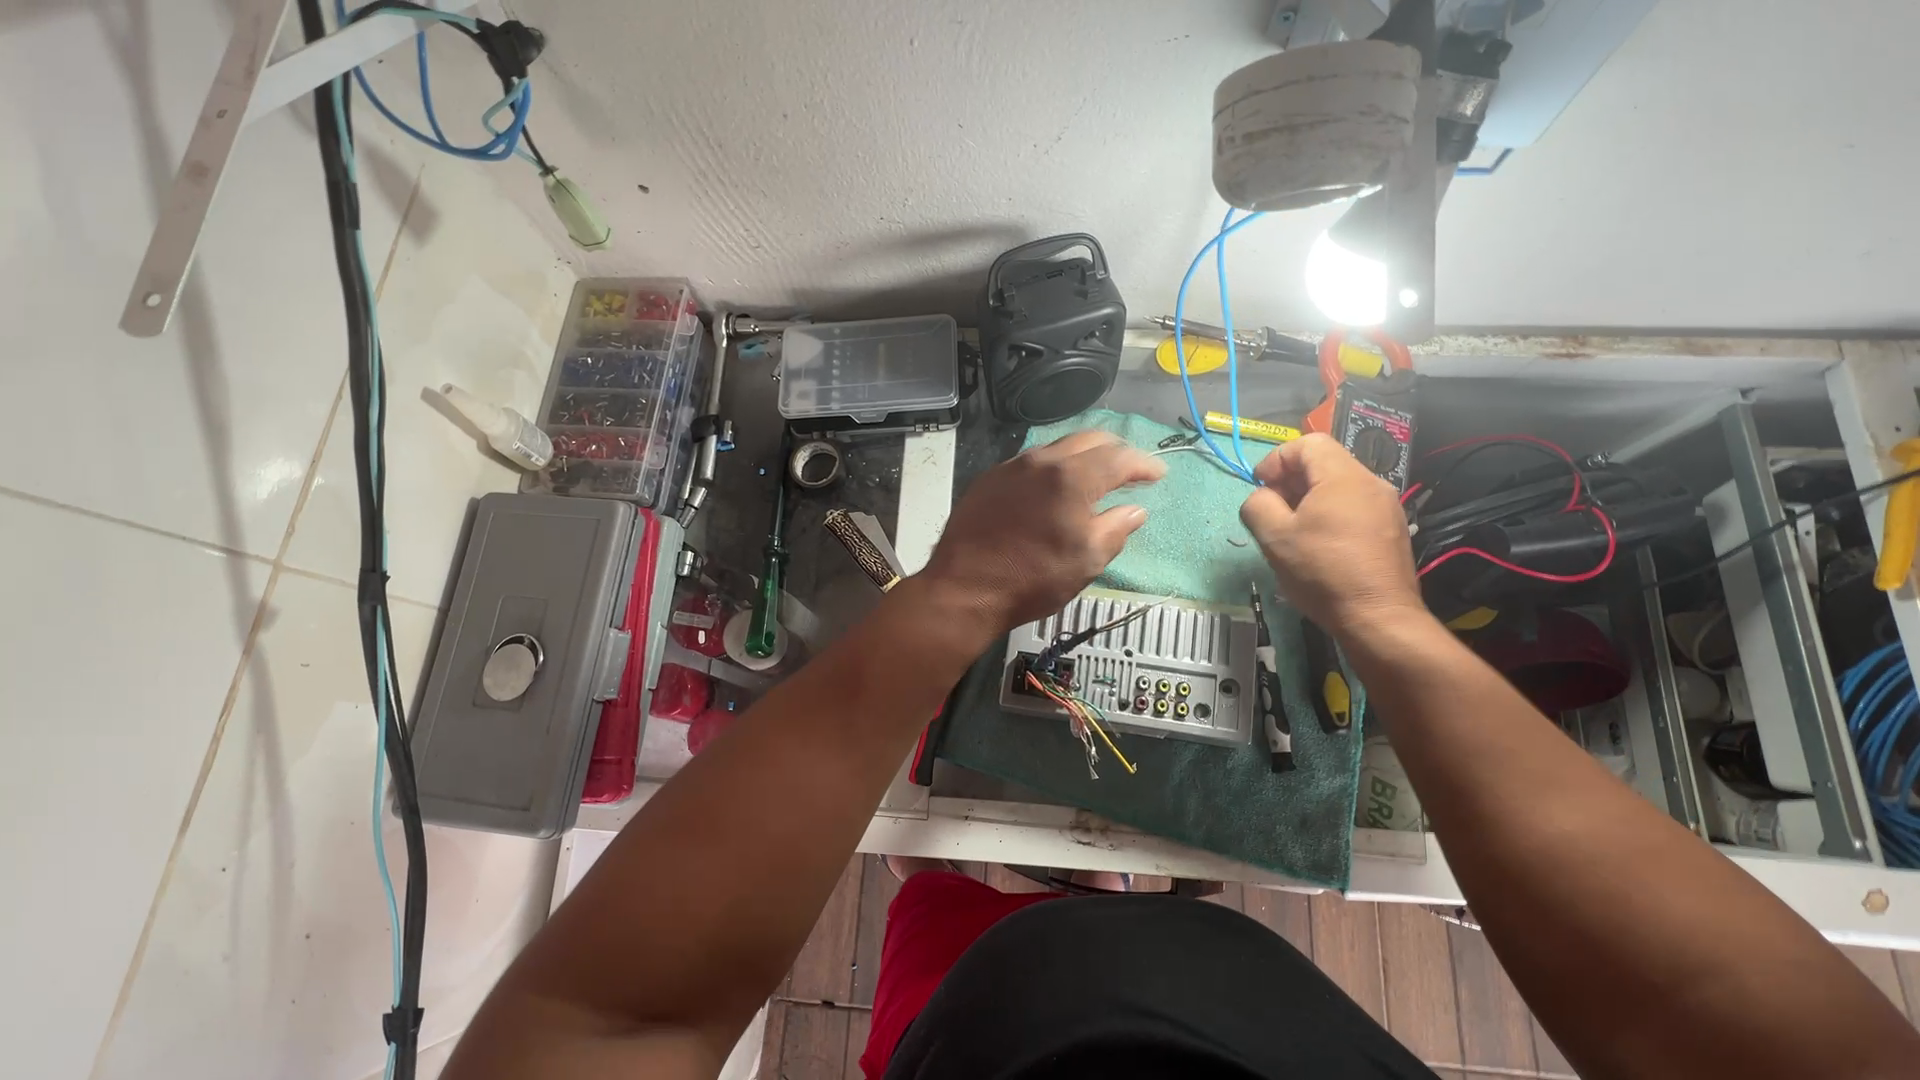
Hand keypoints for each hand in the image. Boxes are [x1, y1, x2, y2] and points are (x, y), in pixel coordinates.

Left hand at [918, 431, 1164, 635]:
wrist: (963, 589)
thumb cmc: (1032, 580)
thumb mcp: (1087, 561)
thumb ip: (1116, 529)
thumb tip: (1134, 510)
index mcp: (1071, 478)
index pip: (1119, 458)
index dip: (1143, 464)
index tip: (1158, 474)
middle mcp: (1041, 461)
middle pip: (1088, 440)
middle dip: (1115, 451)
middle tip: (1130, 470)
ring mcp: (1011, 467)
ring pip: (1057, 447)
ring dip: (1082, 456)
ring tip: (1095, 476)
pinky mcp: (989, 479)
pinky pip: (1031, 462)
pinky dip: (1053, 467)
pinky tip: (1055, 487)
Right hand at [1239, 434, 1424, 635]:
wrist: (1378, 617)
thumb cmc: (1323, 572)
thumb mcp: (1275, 538)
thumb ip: (1257, 505)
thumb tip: (1261, 497)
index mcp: (1343, 477)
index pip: (1307, 443)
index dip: (1277, 459)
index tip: (1261, 488)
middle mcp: (1371, 483)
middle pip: (1325, 463)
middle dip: (1291, 481)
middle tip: (1273, 511)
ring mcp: (1386, 507)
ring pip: (1339, 486)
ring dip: (1310, 499)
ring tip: (1293, 532)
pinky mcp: (1391, 530)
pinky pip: (1354, 507)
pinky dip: (1331, 514)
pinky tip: (1320, 546)